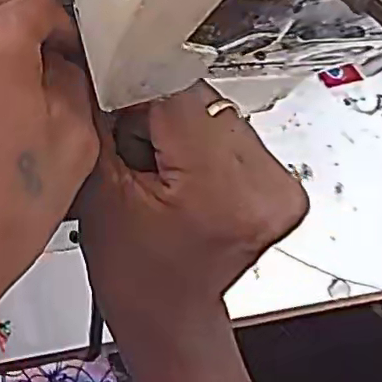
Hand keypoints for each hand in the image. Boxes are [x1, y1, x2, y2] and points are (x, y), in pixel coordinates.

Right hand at [77, 83, 308, 334]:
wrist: (170, 313)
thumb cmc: (136, 276)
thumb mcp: (101, 194)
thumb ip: (101, 123)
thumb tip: (97, 68)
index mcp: (221, 192)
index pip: (176, 94)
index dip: (132, 92)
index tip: (108, 99)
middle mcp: (265, 185)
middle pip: (198, 99)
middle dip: (156, 115)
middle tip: (137, 158)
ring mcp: (281, 185)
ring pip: (214, 110)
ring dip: (180, 127)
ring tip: (163, 173)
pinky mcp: (283, 183)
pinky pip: (230, 131)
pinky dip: (201, 142)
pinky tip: (185, 175)